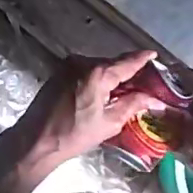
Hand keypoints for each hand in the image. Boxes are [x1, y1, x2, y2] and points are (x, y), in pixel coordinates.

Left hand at [10, 50, 165, 176]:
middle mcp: (82, 62)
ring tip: (127, 91)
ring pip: (99, 66)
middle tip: (145, 84)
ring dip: (112, 76)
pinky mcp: (60, 70)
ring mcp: (68, 64)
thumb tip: (155, 99)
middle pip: (112, 63)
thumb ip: (133, 105)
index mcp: (97, 73)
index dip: (142, 58)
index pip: (126, 62)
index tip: (155, 54)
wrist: (38, 138)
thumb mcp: (109, 122)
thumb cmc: (74, 133)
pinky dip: (97, 78)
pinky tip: (105, 92)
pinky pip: (86, 70)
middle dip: (129, 73)